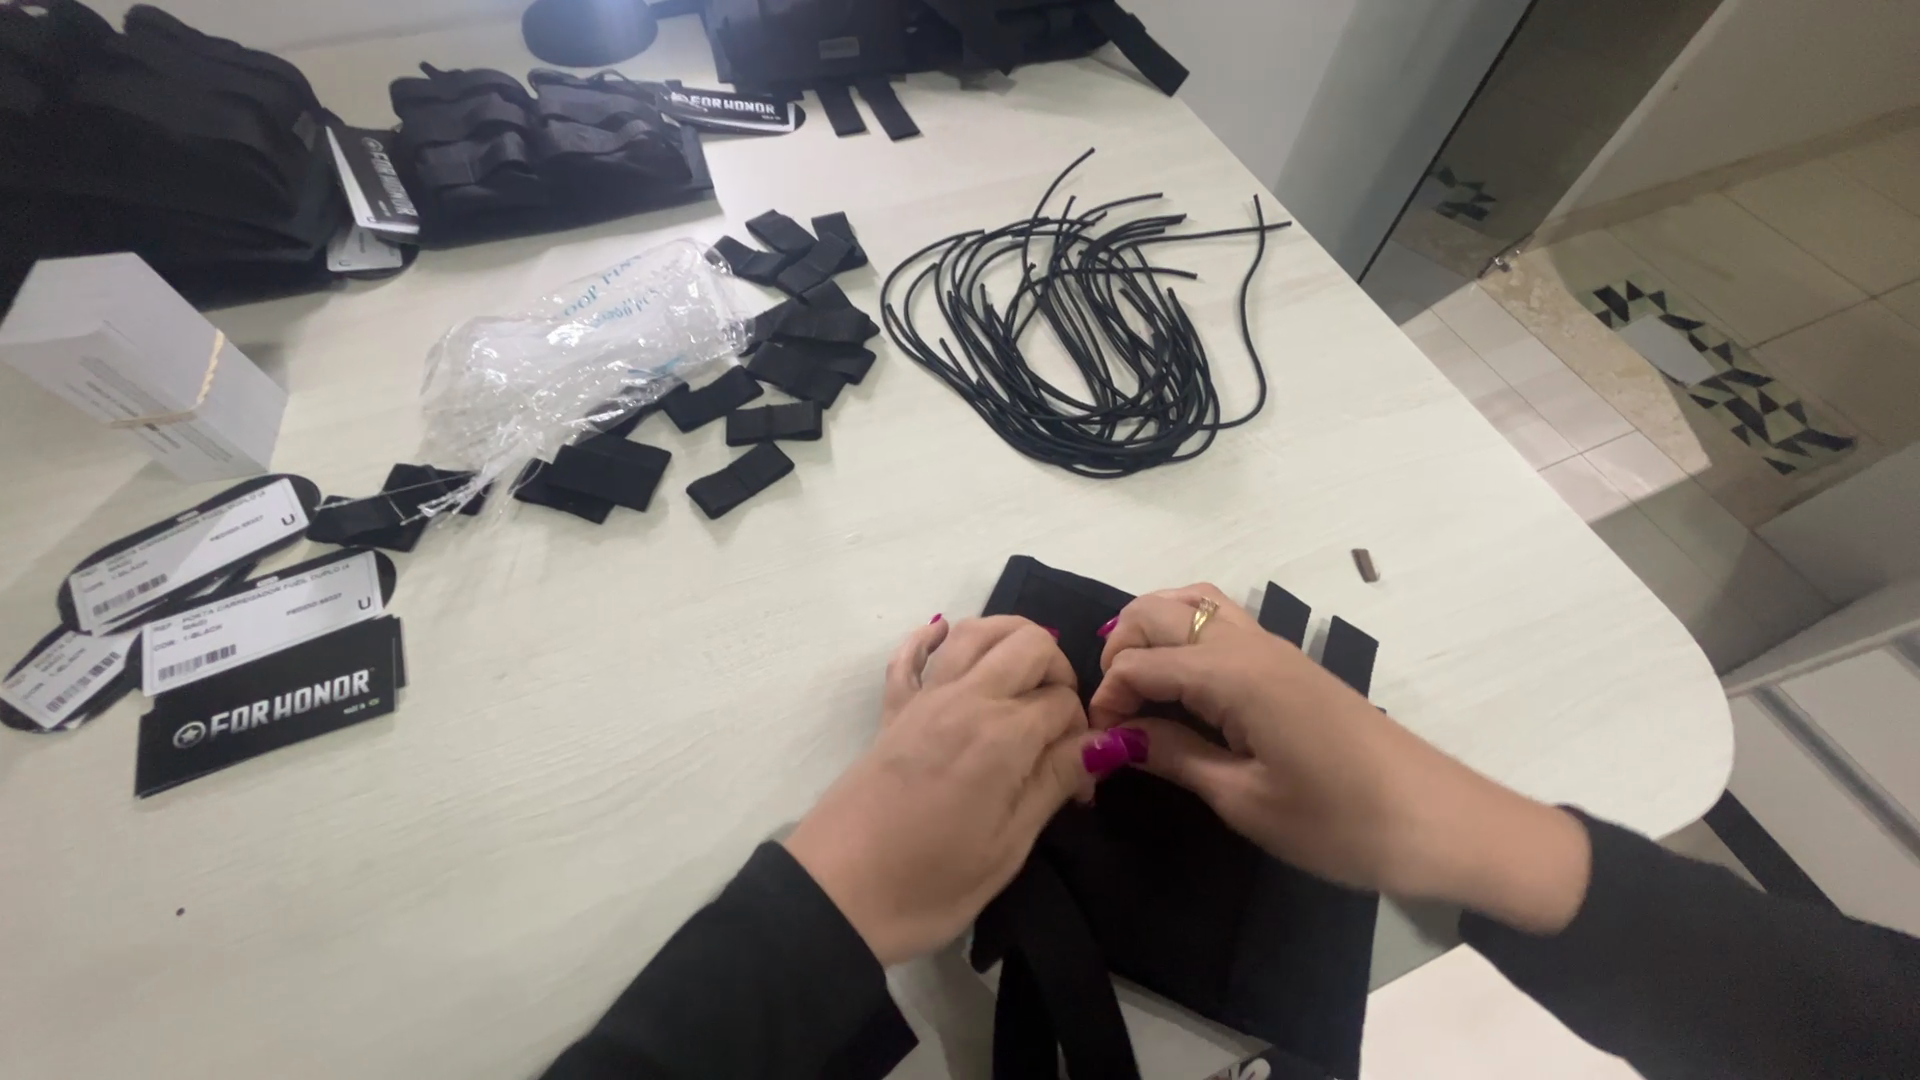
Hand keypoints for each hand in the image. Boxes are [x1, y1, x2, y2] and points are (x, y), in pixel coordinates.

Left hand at [786, 616, 1127, 965]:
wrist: (836, 893)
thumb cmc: (929, 883)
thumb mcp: (1007, 846)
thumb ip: (1054, 781)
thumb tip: (1103, 743)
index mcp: (1002, 735)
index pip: (1064, 702)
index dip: (1084, 736)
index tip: (1078, 782)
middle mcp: (966, 699)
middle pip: (1028, 643)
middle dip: (1058, 671)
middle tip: (1059, 722)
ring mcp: (925, 699)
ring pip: (974, 631)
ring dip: (1009, 637)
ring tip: (1025, 674)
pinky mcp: (892, 710)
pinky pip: (910, 655)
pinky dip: (930, 636)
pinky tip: (945, 635)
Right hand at [1091, 585, 1590, 933]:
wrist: (1443, 822)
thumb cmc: (1341, 823)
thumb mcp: (1245, 801)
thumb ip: (1172, 757)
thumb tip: (1113, 738)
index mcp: (1234, 675)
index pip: (1140, 662)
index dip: (1107, 698)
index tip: (1099, 743)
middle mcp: (1248, 643)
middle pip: (1156, 610)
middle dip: (1119, 650)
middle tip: (1116, 711)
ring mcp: (1272, 645)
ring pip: (1190, 600)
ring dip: (1150, 628)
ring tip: (1139, 681)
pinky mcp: (1287, 659)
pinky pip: (1218, 617)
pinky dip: (1182, 629)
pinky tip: (1182, 677)